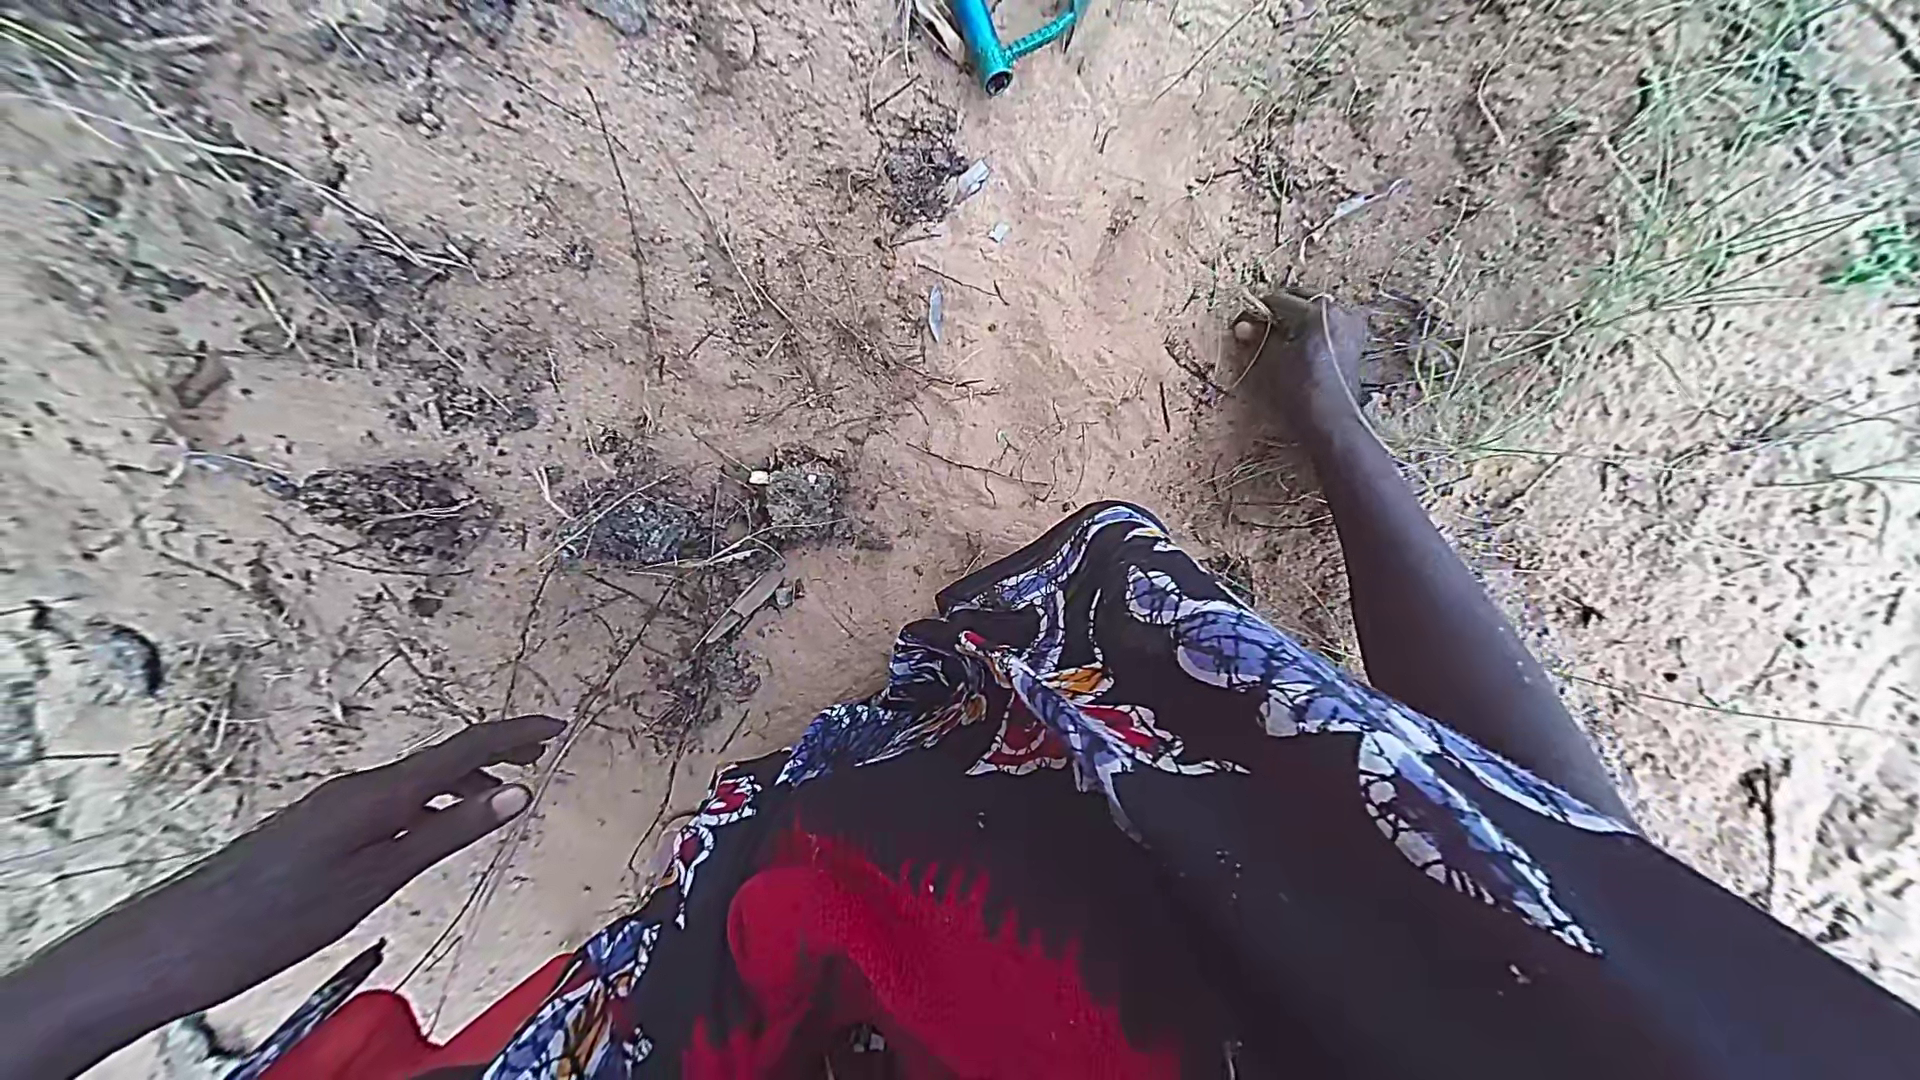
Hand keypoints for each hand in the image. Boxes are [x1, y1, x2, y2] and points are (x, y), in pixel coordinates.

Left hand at [0, 714, 563, 1079]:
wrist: (154, 954)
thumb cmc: (275, 919)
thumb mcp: (378, 877)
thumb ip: (451, 829)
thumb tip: (520, 791)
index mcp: (382, 792)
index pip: (468, 746)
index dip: (518, 731)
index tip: (558, 725)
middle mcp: (362, 785)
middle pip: (446, 753)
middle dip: (499, 747)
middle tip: (541, 751)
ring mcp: (337, 802)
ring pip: (421, 775)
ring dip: (468, 775)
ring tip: (500, 793)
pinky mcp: (320, 822)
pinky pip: (395, 795)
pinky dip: (433, 798)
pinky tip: (435, 824)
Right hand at [1232, 292, 1369, 436]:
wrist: (1329, 421)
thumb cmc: (1297, 391)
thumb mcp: (1270, 362)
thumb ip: (1257, 338)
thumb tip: (1242, 325)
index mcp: (1316, 312)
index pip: (1279, 300)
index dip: (1257, 311)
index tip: (1243, 323)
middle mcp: (1339, 311)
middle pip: (1302, 299)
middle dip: (1280, 310)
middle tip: (1259, 328)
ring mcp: (1352, 325)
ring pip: (1317, 311)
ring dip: (1297, 319)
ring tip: (1279, 338)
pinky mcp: (1355, 341)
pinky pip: (1329, 325)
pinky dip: (1312, 329)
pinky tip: (1299, 346)